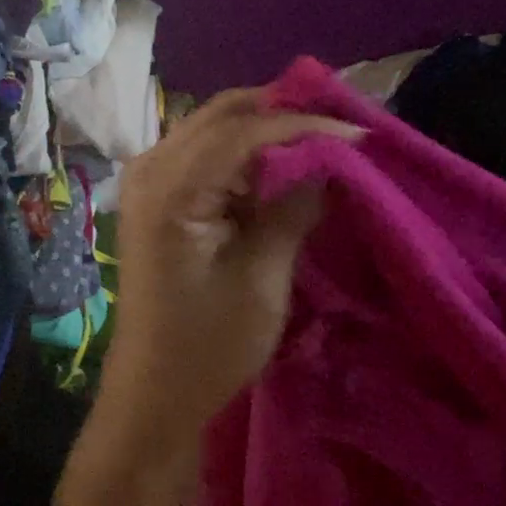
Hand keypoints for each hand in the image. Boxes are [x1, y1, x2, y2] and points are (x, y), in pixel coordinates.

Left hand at [57, 87, 360, 505]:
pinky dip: (243, 149)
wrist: (152, 394)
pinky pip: (203, 150)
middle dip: (281, 111)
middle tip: (337, 121)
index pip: (242, 131)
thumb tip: (330, 159)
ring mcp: (148, 177)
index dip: (302, 124)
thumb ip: (292, 208)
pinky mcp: (156, 193)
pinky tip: (280, 160)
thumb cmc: (207, 347)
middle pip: (221, 113)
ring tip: (319, 135)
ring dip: (263, 126)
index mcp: (170, 189)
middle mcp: (150, 167)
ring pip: (212, 125)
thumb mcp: (262, 280)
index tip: (357, 132)